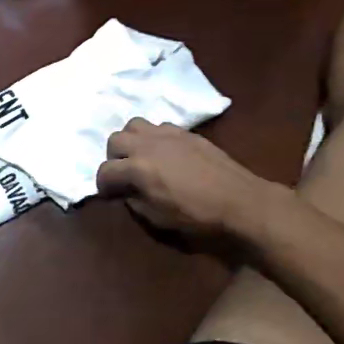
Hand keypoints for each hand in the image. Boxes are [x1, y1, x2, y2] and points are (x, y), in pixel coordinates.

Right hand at [95, 119, 274, 240]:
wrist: (240, 201)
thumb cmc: (197, 217)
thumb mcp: (157, 219)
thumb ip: (134, 201)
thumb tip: (126, 192)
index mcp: (138, 169)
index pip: (104, 171)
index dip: (103, 185)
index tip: (109, 194)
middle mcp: (148, 145)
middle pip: (115, 139)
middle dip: (113, 157)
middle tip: (123, 174)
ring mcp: (168, 135)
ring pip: (135, 125)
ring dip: (132, 141)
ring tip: (141, 158)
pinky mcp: (186, 132)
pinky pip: (159, 127)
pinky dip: (154, 138)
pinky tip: (165, 154)